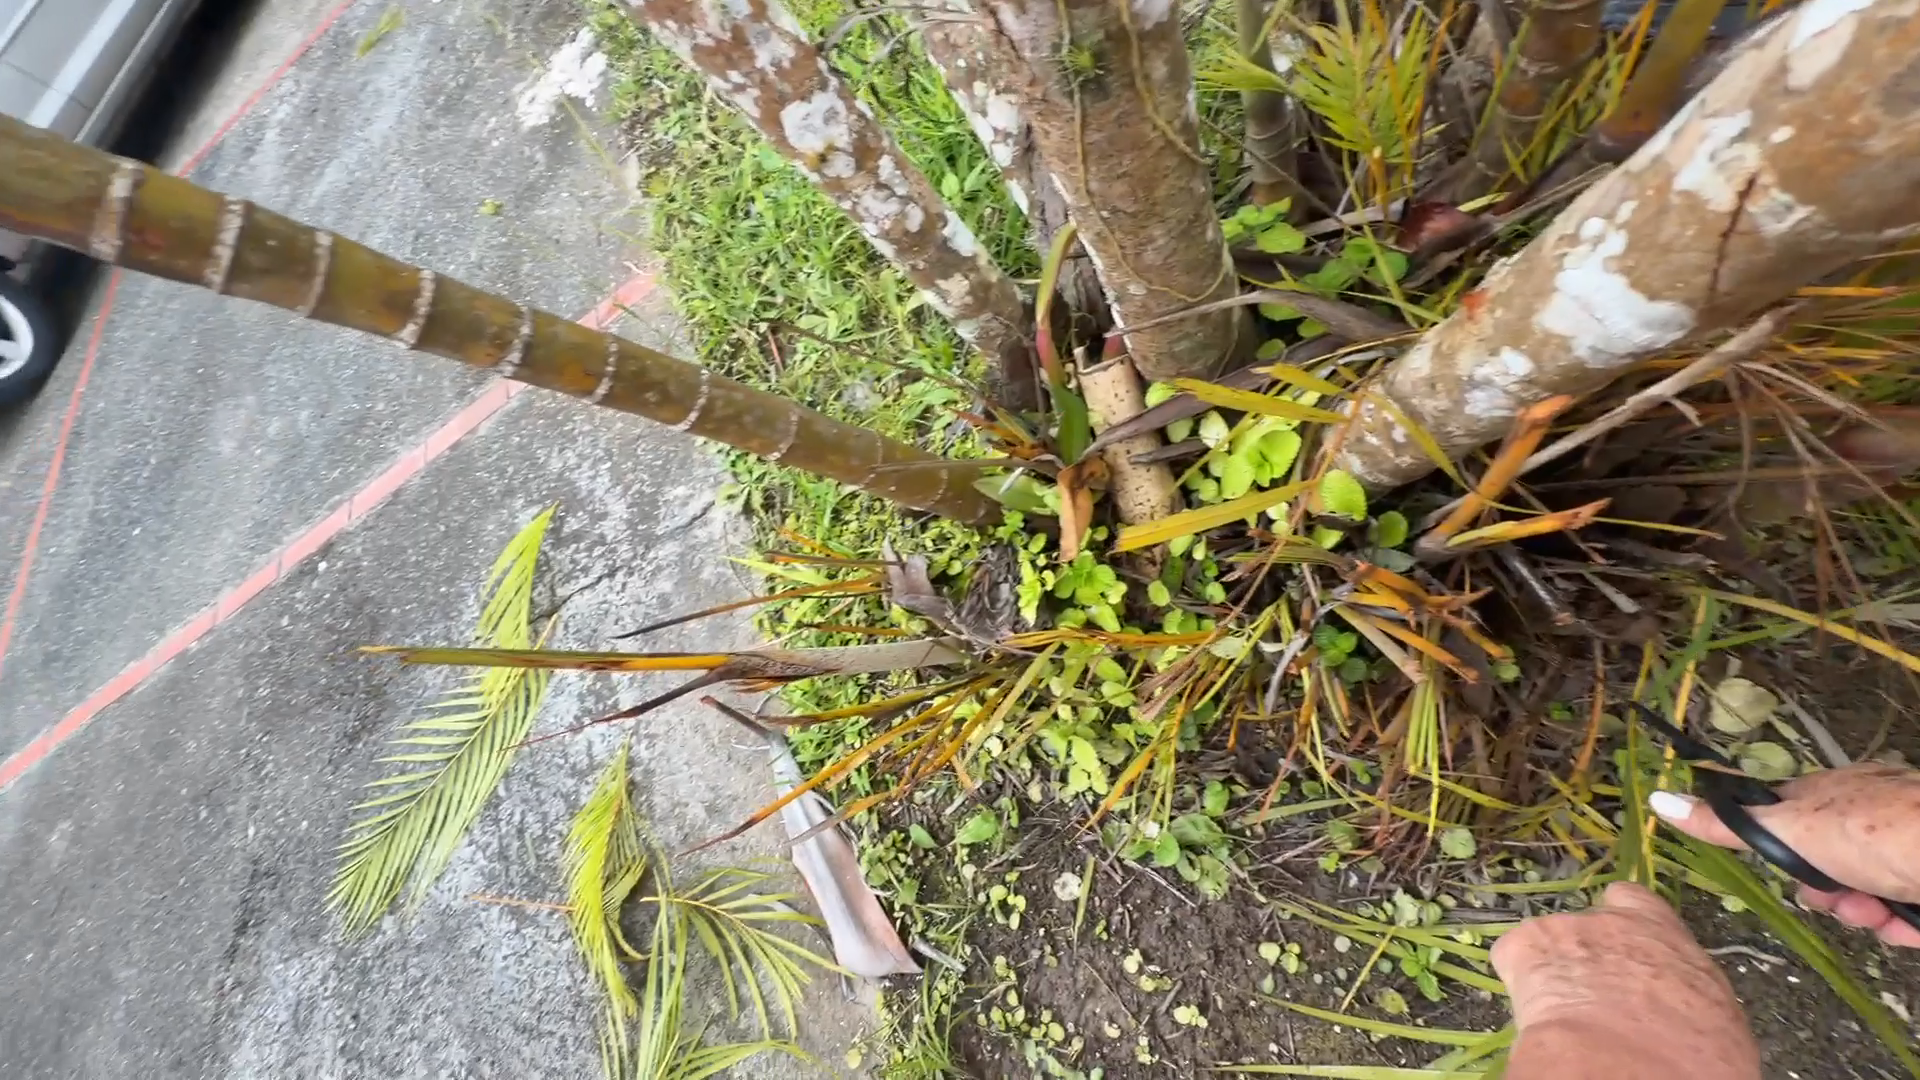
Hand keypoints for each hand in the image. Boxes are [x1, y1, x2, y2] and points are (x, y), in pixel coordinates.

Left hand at [1492, 882, 1760, 1079]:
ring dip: (1558, 969)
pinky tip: (1540, 1009)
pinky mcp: (1519, 945)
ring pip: (1552, 944)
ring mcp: (1557, 928)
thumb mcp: (1713, 1019)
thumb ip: (1682, 988)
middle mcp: (1605, 921)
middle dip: (1592, 956)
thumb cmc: (1691, 1058)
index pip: (1637, 901)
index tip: (1629, 948)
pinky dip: (1522, 978)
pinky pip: (1515, 956)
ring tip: (1574, 1012)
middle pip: (1592, 930)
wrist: (1631, 1068)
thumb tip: (1671, 999)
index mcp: (1662, 935)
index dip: (1628, 921)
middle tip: (1602, 997)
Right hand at [1650, 762, 1919, 947]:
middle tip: (1831, 905)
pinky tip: (1905, 929)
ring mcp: (1915, 846)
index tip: (1786, 876)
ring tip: (1875, 922)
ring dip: (1866, 911)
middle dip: (1827, 889)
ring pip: (1875, 883)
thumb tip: (1657, 800)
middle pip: (1833, 856)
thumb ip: (1725, 823)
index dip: (1782, 851)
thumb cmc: (1873, 836)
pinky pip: (1914, 904)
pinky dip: (1905, 921)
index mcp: (1832, 791)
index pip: (1792, 818)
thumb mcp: (1785, 829)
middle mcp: (1875, 811)